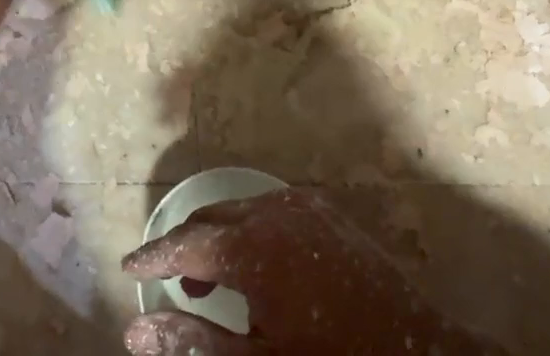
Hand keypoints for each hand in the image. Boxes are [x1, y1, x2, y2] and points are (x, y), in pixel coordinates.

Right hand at [121, 189, 506, 355]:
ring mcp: (302, 208)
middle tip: (171, 282)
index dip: (153, 257)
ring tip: (211, 284)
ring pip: (239, 212)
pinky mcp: (326, 212)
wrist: (419, 351)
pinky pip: (270, 211)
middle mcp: (270, 213)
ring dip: (217, 239)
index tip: (129, 267)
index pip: (184, 245)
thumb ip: (193, 340)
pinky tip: (257, 266)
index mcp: (249, 246)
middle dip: (186, 247)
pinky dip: (249, 231)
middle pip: (209, 220)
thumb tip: (133, 334)